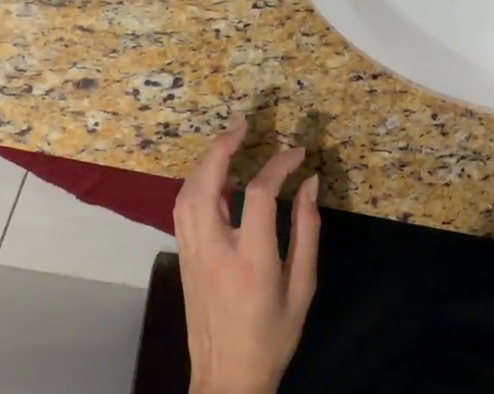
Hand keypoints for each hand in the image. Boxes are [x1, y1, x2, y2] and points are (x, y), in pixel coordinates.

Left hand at [174, 122, 320, 393]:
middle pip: (205, 185)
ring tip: (228, 142)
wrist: (227, 380)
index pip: (258, 194)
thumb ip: (307, 231)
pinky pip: (183, 210)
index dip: (279, 165)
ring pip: (186, 195)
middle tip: (243, 125)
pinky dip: (197, 183)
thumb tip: (310, 183)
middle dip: (221, 148)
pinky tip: (216, 176)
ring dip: (205, 162)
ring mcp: (192, 255)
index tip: (298, 153)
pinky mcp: (184, 260)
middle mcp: (213, 251)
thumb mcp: (303, 287)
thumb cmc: (273, 336)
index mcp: (249, 260)